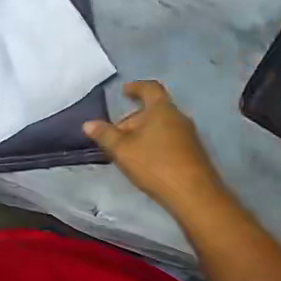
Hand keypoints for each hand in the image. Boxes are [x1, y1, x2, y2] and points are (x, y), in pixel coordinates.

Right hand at [83, 81, 222, 207]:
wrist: (193, 193)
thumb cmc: (154, 164)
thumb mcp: (122, 150)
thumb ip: (104, 135)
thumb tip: (88, 124)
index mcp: (161, 110)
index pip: (150, 88)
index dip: (136, 87)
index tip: (124, 91)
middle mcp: (178, 117)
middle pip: (153, 110)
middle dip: (133, 119)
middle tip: (115, 134)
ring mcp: (188, 135)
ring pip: (161, 126)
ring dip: (143, 133)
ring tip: (127, 150)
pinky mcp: (192, 151)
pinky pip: (169, 139)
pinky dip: (154, 143)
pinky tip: (144, 161)